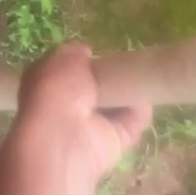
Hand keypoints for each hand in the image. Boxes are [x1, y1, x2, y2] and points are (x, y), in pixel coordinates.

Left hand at [13, 43, 150, 187]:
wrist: (64, 136)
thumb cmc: (56, 90)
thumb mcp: (62, 59)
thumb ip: (74, 53)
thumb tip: (86, 51)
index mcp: (46, 83)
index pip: (66, 71)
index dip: (83, 63)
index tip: (101, 54)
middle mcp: (67, 105)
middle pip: (94, 89)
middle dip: (109, 78)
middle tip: (125, 65)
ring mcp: (89, 126)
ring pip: (114, 106)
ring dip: (128, 94)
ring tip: (143, 76)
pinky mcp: (112, 142)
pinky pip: (131, 124)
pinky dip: (140, 112)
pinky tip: (149, 96)